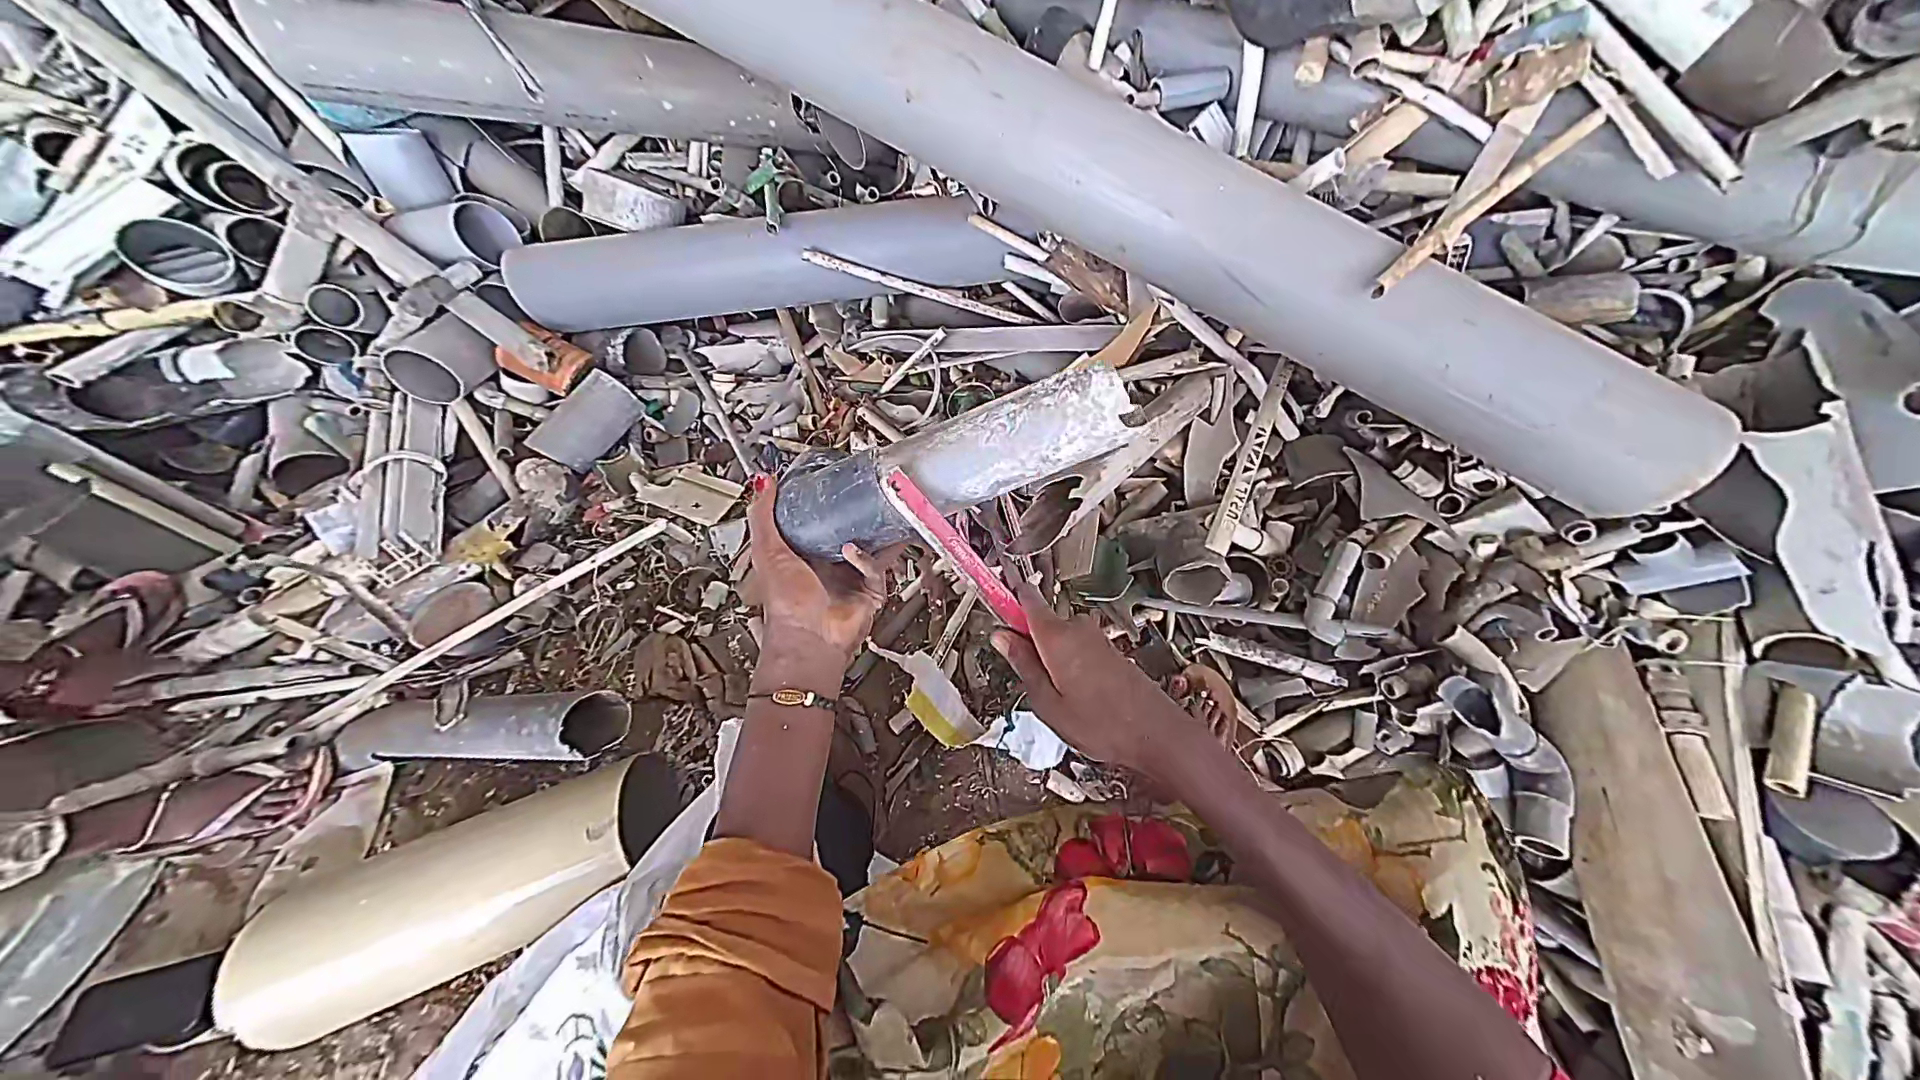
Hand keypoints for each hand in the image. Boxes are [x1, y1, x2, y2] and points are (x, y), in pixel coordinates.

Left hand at [745, 474, 897, 674]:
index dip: (826, 506)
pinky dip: (867, 558)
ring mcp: (852, 579)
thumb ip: (763, 516)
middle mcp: (829, 567)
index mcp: (803, 556)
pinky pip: (878, 567)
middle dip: (858, 518)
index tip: (832, 486)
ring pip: (872, 548)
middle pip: (850, 532)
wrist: (809, 639)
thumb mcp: (766, 550)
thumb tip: (762, 484)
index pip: (819, 523)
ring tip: (870, 520)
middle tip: (863, 499)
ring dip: (872, 536)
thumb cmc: (785, 606)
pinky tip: (854, 552)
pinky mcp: (871, 591)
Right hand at [990, 583, 1205, 779]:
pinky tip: (1079, 696)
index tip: (993, 604)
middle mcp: (1078, 629)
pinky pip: (1077, 647)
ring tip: (1059, 697)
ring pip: (1059, 638)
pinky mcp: (1109, 650)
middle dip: (1029, 644)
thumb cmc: (1102, 724)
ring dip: (1051, 658)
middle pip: (1041, 622)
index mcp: (1057, 637)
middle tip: (1028, 680)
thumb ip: (1023, 664)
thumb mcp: (1047, 702)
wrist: (1156, 734)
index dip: (1007, 599)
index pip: (1026, 599)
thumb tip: (1001, 637)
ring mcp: (1096, 638)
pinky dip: (1069, 664)